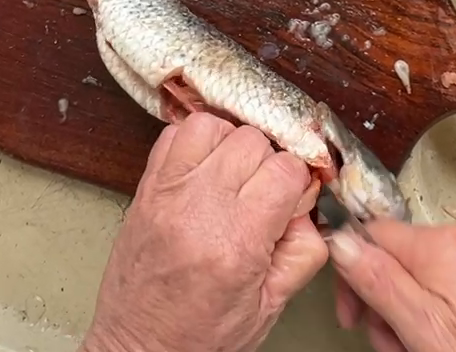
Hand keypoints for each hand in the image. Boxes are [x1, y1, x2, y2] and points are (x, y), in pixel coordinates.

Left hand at [81, 113, 327, 351]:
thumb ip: (303, 249)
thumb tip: (309, 202)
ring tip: (230, 176)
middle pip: (252, 139)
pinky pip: (175, 132)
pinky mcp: (146, 185)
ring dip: (230, 144)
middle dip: (266, 162)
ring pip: (214, 125)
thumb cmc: (202, 338)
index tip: (290, 200)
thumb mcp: (269, 307)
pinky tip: (204, 168)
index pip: (286, 170)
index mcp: (237, 242)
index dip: (296, 182)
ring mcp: (168, 191)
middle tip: (260, 193)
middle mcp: (200, 207)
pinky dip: (195, 140)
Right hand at [326, 219, 455, 351]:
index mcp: (437, 241)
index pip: (370, 232)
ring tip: (416, 349)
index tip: (350, 315)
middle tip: (391, 344)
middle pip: (391, 256)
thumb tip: (337, 237)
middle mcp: (455, 237)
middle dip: (381, 301)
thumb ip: (377, 279)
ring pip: (412, 276)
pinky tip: (434, 343)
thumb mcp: (421, 325)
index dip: (351, 271)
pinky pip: (437, 285)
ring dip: (402, 314)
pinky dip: (426, 314)